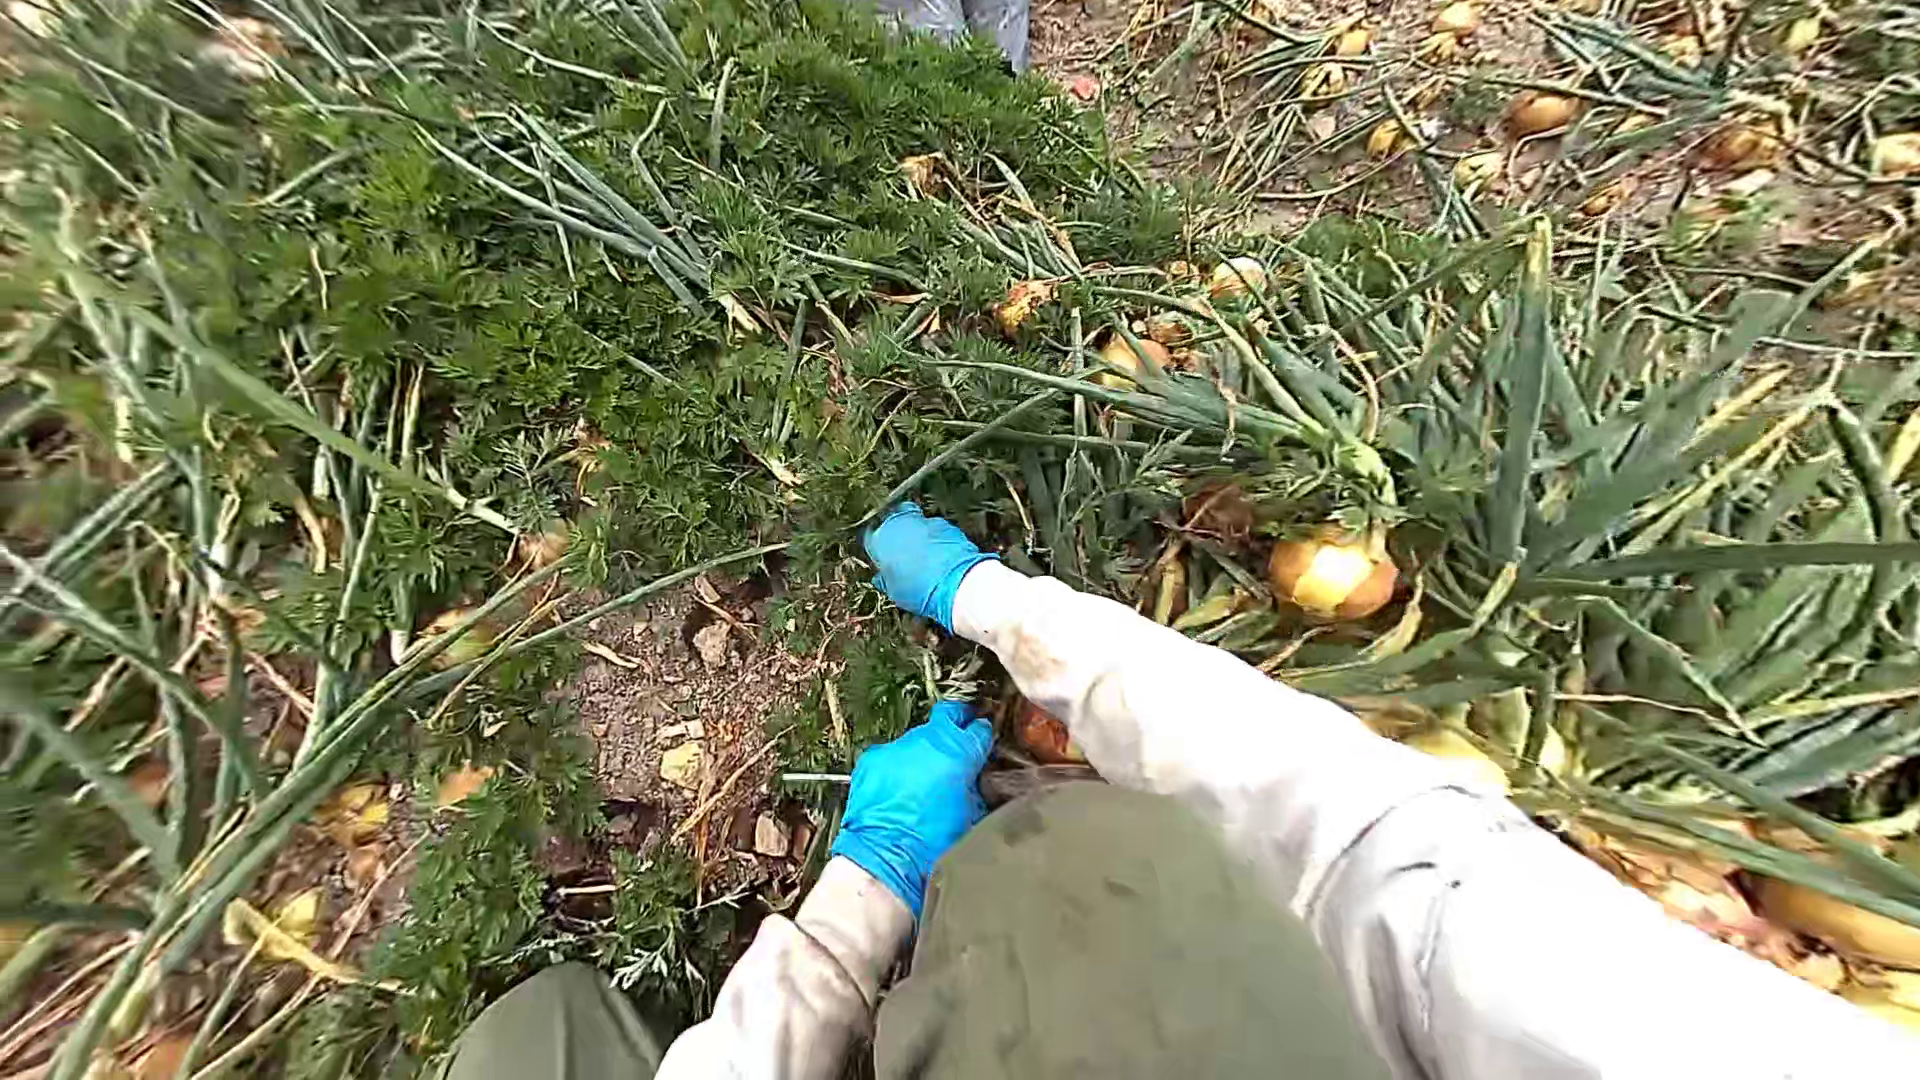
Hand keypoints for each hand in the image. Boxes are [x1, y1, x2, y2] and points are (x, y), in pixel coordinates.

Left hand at [830, 701, 992, 916]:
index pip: (979, 727)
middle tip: (959, 739)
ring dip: (924, 752)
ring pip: (917, 737)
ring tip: (925, 779)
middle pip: (946, 717)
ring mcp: (897, 747)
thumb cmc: (931, 847)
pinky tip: (899, 790)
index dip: (982, 733)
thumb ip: (976, 785)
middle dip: (954, 725)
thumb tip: (976, 777)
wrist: (884, 862)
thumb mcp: (972, 816)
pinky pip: (892, 755)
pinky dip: (898, 766)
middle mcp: (927, 740)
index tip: (982, 739)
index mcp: (958, 752)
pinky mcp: (873, 759)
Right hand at [862, 502, 996, 630]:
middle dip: (898, 535)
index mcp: (881, 538)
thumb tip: (882, 578)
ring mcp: (927, 521)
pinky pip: (937, 531)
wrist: (958, 583)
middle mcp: (901, 523)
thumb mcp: (894, 592)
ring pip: (917, 525)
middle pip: (894, 522)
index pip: (872, 537)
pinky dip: (938, 540)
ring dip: (920, 537)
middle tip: (903, 555)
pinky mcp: (949, 525)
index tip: (883, 560)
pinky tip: (943, 558)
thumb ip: (886, 579)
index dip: (878, 549)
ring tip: (927, 560)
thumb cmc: (920, 589)